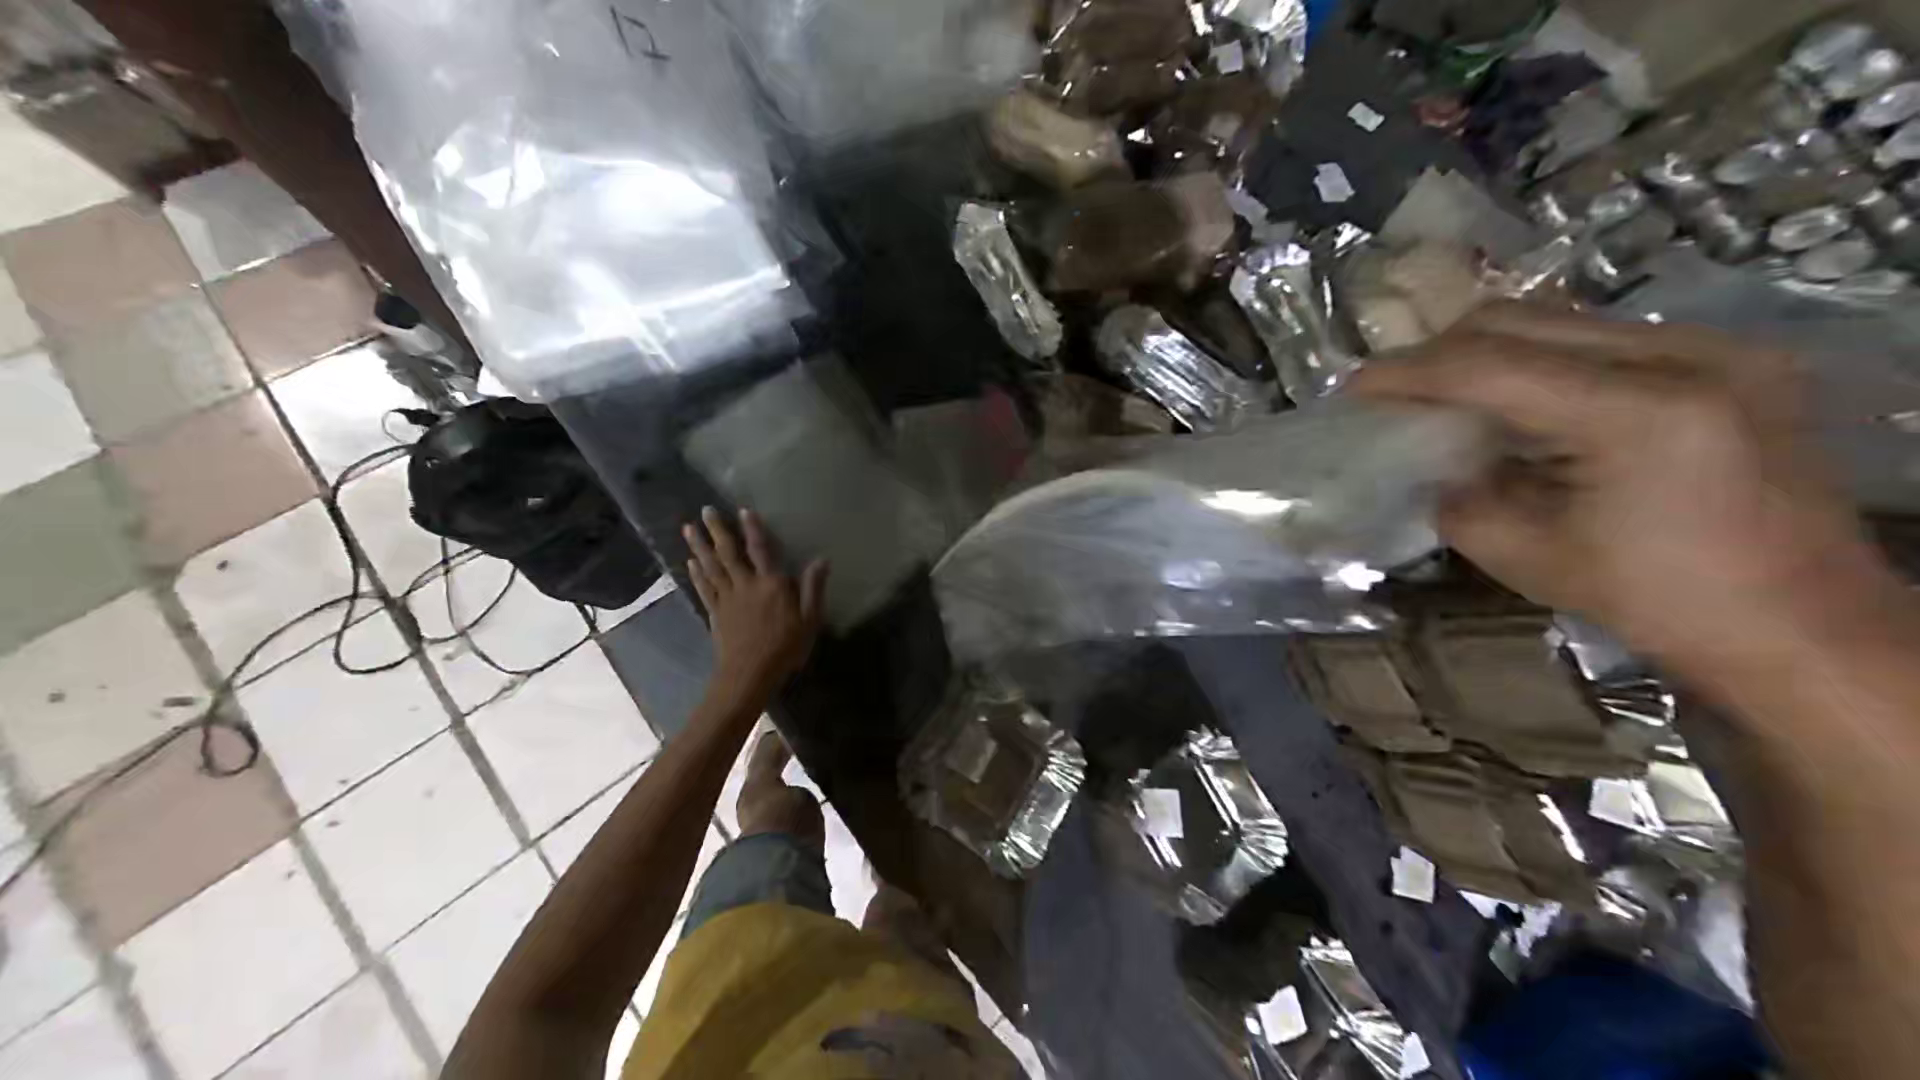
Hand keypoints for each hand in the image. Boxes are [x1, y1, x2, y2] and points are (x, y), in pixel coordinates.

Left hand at [684, 507, 828, 701]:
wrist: (750, 674)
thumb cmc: (785, 647)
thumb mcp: (810, 620)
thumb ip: (814, 588)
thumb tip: (821, 559)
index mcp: (771, 584)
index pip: (761, 549)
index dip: (753, 528)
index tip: (743, 510)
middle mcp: (746, 585)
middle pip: (728, 553)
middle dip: (717, 530)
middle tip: (705, 510)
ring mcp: (727, 598)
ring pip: (711, 566)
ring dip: (699, 546)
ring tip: (688, 528)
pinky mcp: (715, 612)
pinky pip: (704, 587)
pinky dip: (696, 573)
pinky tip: (690, 562)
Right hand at [1352, 303, 1889, 674]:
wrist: (1800, 624)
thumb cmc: (1654, 601)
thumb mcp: (1520, 553)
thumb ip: (1455, 492)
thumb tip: (1422, 460)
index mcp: (1638, 412)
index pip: (1488, 366)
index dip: (1406, 373)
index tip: (1351, 389)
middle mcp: (1686, 357)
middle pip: (1520, 319)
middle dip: (1437, 353)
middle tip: (1391, 392)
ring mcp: (1717, 350)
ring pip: (1557, 320)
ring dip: (1483, 354)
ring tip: (1440, 395)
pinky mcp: (1726, 362)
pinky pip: (1596, 339)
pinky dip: (1532, 362)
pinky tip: (1508, 402)